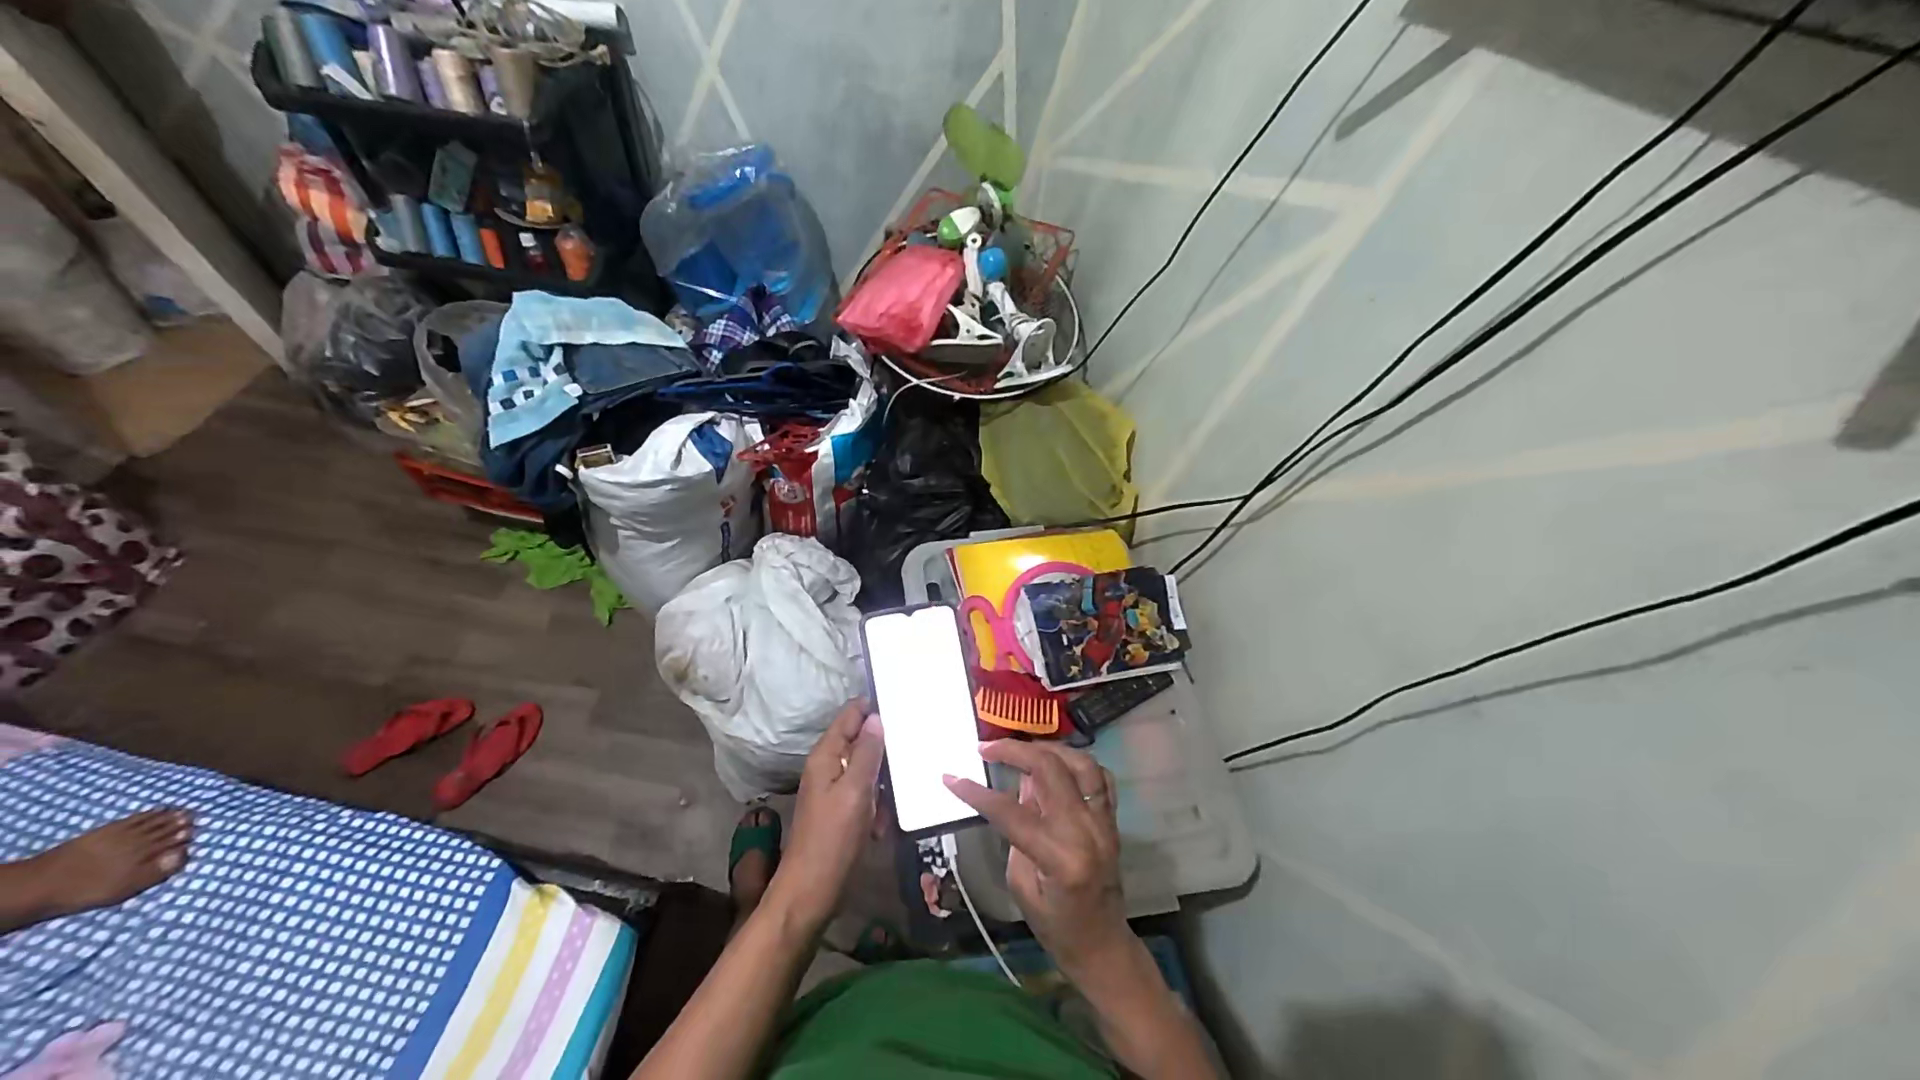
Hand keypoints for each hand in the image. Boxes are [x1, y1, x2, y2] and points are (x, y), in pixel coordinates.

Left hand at [769, 700, 883, 929]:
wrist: (812, 891)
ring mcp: (835, 790)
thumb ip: (866, 752)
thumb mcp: (855, 790)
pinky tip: (882, 825)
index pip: (850, 715)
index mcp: (826, 755)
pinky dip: (877, 806)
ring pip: (868, 770)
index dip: (873, 706)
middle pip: (861, 741)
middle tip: (913, 750)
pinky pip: (867, 795)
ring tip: (896, 798)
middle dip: (885, 749)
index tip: (904, 702)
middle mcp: (828, 767)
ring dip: (884, 782)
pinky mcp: (843, 812)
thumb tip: (876, 717)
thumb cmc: (833, 838)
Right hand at [944, 741, 1130, 976]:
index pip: (1010, 811)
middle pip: (1050, 770)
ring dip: (1047, 749)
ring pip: (1080, 763)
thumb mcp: (1021, 887)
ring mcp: (1104, 822)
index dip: (977, 793)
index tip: (952, 778)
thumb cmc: (1056, 928)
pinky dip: (1076, 763)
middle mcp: (1086, 831)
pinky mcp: (1112, 820)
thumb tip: (1019, 788)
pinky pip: (1100, 777)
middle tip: (986, 748)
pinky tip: (1055, 764)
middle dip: (1014, 751)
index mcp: (1059, 857)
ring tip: (1020, 749)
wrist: (1103, 946)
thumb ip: (1017, 835)